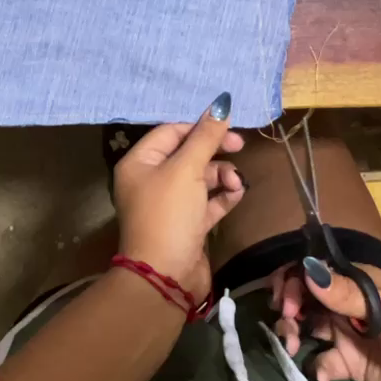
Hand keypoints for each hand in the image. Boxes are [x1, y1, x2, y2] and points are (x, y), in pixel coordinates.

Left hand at [112, 94, 245, 300]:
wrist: (166, 277)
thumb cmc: (169, 214)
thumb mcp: (188, 169)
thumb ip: (206, 136)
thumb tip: (222, 103)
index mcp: (140, 163)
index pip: (171, 132)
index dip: (199, 127)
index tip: (227, 128)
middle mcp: (151, 181)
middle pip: (188, 154)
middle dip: (215, 152)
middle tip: (240, 148)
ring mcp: (169, 205)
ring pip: (201, 178)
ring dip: (223, 176)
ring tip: (236, 183)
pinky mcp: (187, 225)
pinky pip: (208, 202)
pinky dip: (223, 196)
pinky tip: (237, 194)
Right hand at [271, 260, 380, 380]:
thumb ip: (346, 293)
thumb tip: (307, 269)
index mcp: (360, 282)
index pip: (317, 271)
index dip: (295, 280)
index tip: (284, 301)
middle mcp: (350, 304)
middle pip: (307, 298)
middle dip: (290, 308)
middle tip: (287, 325)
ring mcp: (349, 334)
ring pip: (308, 326)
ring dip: (294, 333)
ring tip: (292, 348)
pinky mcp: (350, 365)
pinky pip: (322, 360)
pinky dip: (316, 367)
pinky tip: (324, 376)